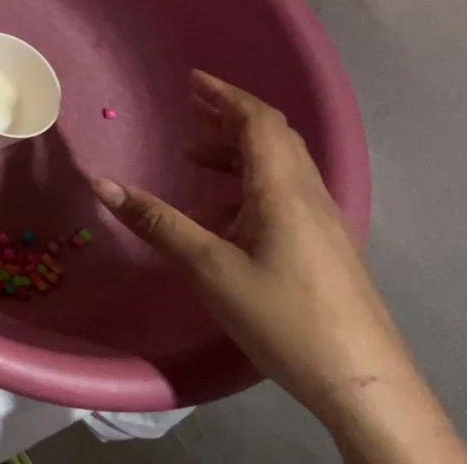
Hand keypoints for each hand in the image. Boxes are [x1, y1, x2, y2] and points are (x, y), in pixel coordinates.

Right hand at [92, 71, 466, 463]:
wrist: (366, 387)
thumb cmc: (285, 317)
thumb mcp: (209, 267)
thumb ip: (157, 221)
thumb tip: (100, 182)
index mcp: (284, 192)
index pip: (260, 123)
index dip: (226, 96)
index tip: (191, 80)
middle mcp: (310, 199)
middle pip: (275, 139)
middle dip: (230, 117)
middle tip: (189, 106)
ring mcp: (323, 226)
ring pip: (281, 168)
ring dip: (237, 151)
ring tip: (193, 156)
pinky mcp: (325, 250)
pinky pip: (284, 195)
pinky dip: (248, 183)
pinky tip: (220, 212)